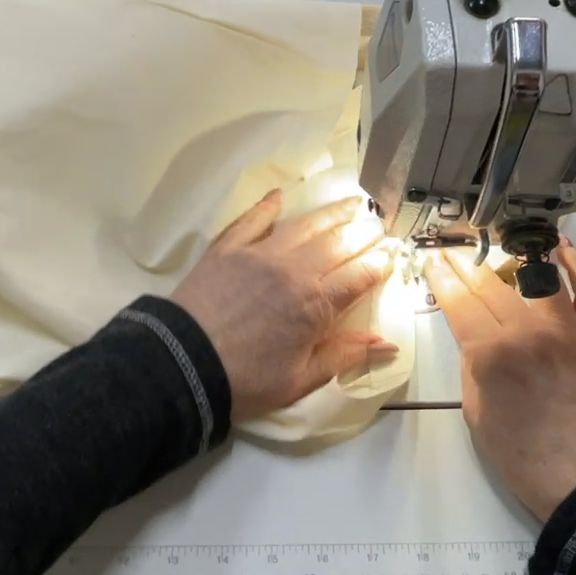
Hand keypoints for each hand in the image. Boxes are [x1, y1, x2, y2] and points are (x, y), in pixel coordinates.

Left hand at [171, 190, 396, 420]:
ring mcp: (261, 253)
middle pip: (339, 242)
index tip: (392, 256)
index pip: (360, 276)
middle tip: (378, 225)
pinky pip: (253, 219)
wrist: (183, 363)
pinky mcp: (229, 247)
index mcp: (316, 305)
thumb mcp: (301, 380)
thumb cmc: (246, 380)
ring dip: (332, 213)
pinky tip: (280, 195)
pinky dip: (268, 205)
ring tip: (350, 204)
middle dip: (364, 233)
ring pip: (305, 224)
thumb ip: (346, 356)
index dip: (380, 264)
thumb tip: (389, 345)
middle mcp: (295, 270)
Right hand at [427, 244, 575, 519]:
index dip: (441, 277)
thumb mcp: (474, 409)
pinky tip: (564, 249)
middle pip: (489, 285)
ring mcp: (566, 330)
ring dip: (514, 258)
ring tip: (500, 250)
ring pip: (537, 277)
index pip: (458, 301)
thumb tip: (475, 332)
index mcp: (490, 353)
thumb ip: (472, 362)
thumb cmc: (519, 453)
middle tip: (452, 253)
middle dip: (464, 265)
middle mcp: (527, 331)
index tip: (432, 260)